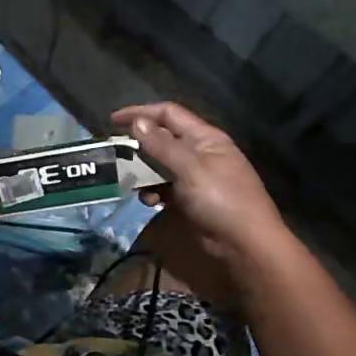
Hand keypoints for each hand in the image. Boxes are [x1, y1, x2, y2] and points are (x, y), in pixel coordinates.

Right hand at [112, 102, 287, 263]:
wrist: (244, 242)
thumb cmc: (221, 199)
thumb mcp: (189, 168)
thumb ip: (161, 145)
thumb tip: (137, 122)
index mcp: (205, 138)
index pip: (168, 114)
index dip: (141, 113)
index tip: (112, 121)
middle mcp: (198, 152)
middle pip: (161, 139)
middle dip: (138, 145)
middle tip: (115, 155)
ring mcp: (193, 176)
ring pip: (158, 165)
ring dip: (142, 172)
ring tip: (131, 182)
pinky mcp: (187, 197)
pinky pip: (162, 186)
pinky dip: (151, 191)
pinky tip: (150, 202)